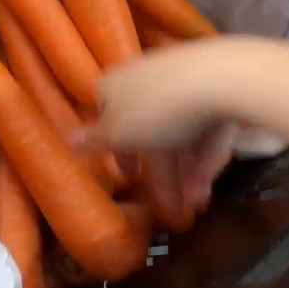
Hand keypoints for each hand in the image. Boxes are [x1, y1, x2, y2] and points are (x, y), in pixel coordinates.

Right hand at [83, 39, 252, 214]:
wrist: (219, 78)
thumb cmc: (156, 110)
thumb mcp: (117, 133)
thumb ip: (94, 141)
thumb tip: (69, 139)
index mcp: (110, 89)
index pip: (109, 122)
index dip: (120, 155)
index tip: (131, 179)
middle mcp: (140, 82)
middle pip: (148, 134)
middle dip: (162, 175)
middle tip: (173, 209)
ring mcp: (179, 83)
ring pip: (179, 134)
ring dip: (186, 173)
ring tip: (196, 204)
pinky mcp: (214, 88)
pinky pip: (203, 127)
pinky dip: (205, 154)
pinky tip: (210, 182)